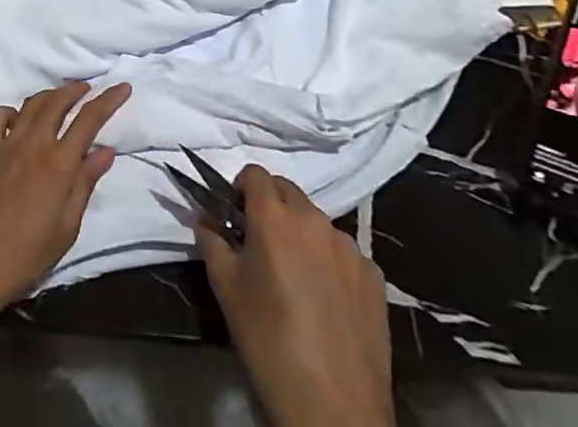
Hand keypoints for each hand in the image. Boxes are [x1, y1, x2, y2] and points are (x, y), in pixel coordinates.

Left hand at [0, 81, 131, 426]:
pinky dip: (14, 111)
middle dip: (77, 90)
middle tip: (91, 88)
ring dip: (51, 94)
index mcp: (58, 164)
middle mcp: (33, 145)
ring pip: (31, 105)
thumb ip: (85, 184)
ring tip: (64, 96)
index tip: (123, 87)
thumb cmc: (25, 257)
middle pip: (57, 102)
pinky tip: (22, 121)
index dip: (108, 100)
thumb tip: (105, 151)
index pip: (89, 119)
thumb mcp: (66, 228)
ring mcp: (5, 147)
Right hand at [197, 166, 394, 426]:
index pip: (255, 173)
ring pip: (317, 222)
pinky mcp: (373, 273)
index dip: (240, 188)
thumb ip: (211, 241)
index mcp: (275, 217)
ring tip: (293, 278)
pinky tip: (324, 299)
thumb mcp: (226, 289)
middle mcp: (315, 220)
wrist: (332, 403)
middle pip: (288, 192)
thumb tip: (204, 216)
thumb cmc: (267, 339)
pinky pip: (343, 253)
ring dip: (300, 234)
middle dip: (270, 207)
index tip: (234, 215)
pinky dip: (329, 262)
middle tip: (258, 245)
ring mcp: (349, 245)